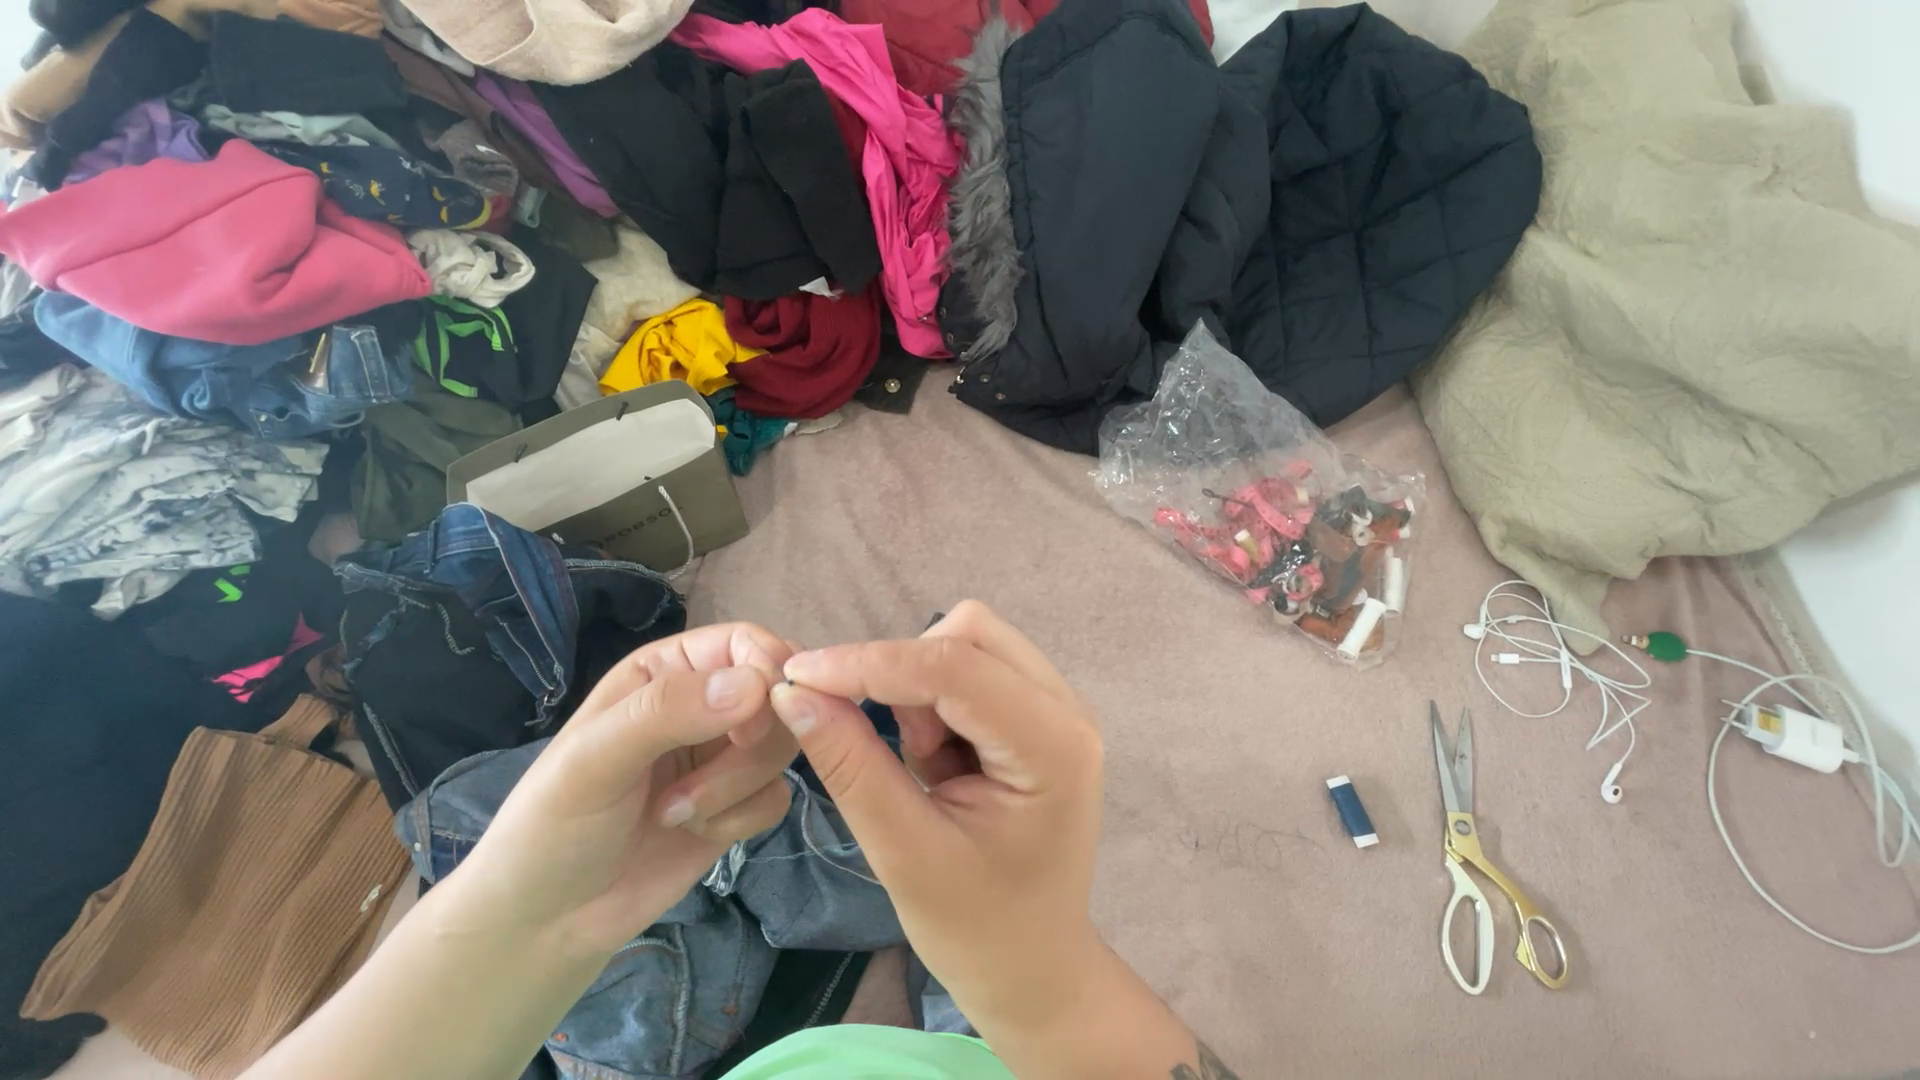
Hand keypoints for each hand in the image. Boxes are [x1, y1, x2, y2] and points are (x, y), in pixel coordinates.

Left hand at [447, 623, 801, 958]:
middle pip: (775, 698)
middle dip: (749, 746)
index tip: (753, 727)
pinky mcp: (738, 804)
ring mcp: (722, 756)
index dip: (766, 674)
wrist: (547, 921)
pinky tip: (696, 833)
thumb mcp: (593, 759)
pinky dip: (742, 819)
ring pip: (780, 748)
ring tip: (674, 812)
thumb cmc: (552, 825)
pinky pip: (776, 795)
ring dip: (735, 787)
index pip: (745, 644)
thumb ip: (667, 712)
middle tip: (700, 783)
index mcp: (667, 671)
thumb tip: (756, 687)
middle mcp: (702, 704)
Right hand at [767, 601, 1105, 1032]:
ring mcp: (1060, 706)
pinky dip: (938, 703)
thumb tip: (793, 693)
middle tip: (899, 754)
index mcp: (1054, 747)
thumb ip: (851, 764)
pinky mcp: (1040, 712)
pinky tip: (944, 766)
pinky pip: (973, 669)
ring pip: (968, 643)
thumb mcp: (903, 852)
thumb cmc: (976, 927)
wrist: (1034, 966)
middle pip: (969, 633)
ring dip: (923, 694)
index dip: (869, 663)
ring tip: (928, 771)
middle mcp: (1068, 709)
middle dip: (906, 678)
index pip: (953, 667)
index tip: (797, 674)